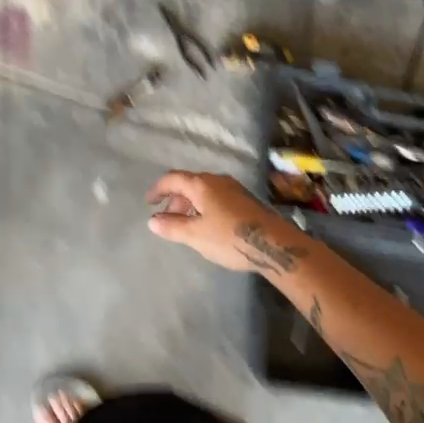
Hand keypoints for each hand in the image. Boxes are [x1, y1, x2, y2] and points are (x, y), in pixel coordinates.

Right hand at [144, 171, 309, 275]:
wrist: (273, 244)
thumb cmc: (230, 237)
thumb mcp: (196, 236)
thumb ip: (172, 227)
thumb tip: (152, 220)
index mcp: (201, 184)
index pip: (173, 179)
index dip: (158, 189)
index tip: (149, 202)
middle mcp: (216, 180)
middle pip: (189, 184)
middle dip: (175, 200)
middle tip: (168, 219)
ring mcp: (233, 188)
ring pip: (204, 191)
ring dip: (190, 205)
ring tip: (187, 225)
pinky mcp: (244, 199)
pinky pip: (216, 197)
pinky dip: (204, 207)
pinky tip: (208, 225)